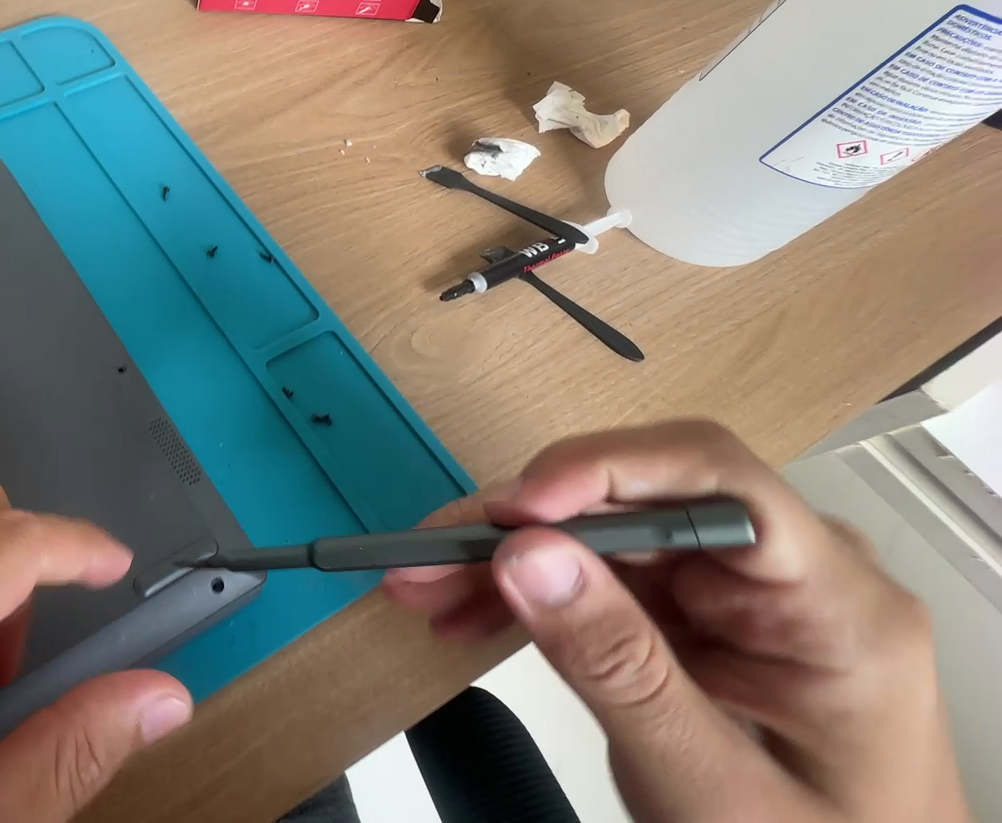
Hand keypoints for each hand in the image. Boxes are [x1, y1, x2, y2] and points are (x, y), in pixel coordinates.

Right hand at [382, 421, 970, 822]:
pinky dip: (515, 588)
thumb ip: (618, 667)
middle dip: (515, 524)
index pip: (716, 480)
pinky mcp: (679, 603)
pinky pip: (580, 569)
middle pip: (625, 501)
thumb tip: (524, 553)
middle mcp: (778, 569)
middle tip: (425, 558)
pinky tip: (462, 612)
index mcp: (832, 604)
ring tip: (422, 589)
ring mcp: (724, 584)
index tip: (510, 512)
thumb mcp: (708, 784)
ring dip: (496, 556)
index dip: (603, 470)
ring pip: (585, 529)